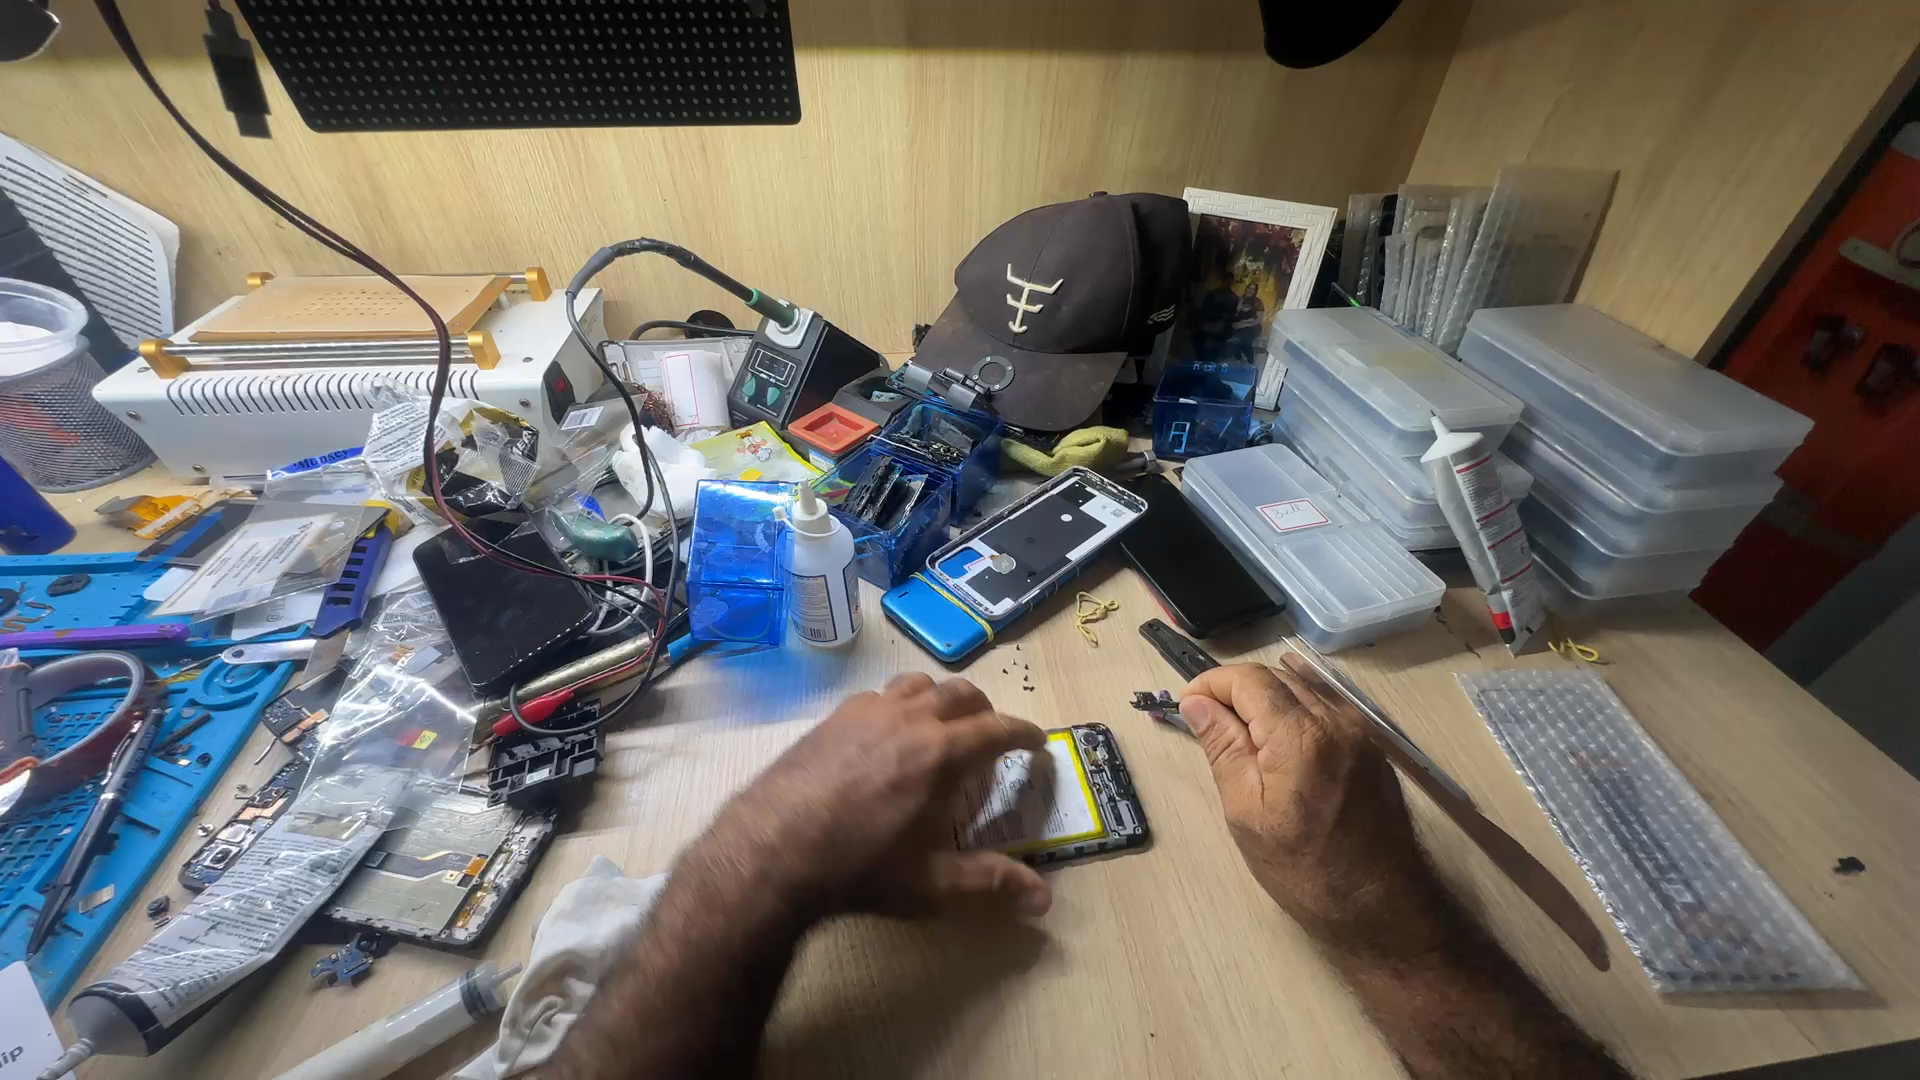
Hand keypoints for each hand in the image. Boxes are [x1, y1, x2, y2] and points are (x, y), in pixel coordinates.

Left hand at [691, 672, 1052, 920]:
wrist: (775, 848)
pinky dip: (899, 704)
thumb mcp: (932, 883)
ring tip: (941, 722)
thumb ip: (990, 882)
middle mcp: (912, 717)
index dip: (1023, 733)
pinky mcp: (837, 714)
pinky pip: (880, 694)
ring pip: (920, 683)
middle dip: (985, 710)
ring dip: (941, 698)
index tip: (1036, 741)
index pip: (998, 728)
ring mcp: (871, 710)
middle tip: (990, 733)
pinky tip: (886, 731)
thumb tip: (1044, 900)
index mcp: (944, 752)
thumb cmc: (861, 868)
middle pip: (962, 694)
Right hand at [1179, 657, 1445, 955]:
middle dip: (1235, 688)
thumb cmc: (1304, 870)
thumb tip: (1197, 704)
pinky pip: (1324, 705)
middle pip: (1274, 676)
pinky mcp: (1372, 746)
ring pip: (1300, 686)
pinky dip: (1292, 708)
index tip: (1188, 705)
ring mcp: (1361, 731)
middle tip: (1206, 719)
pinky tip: (1276, 740)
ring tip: (1238, 730)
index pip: (1248, 679)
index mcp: (1300, 736)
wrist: (1385, 913)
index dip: (1212, 683)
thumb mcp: (1245, 812)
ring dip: (1264, 695)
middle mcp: (1336, 720)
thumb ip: (1222, 747)